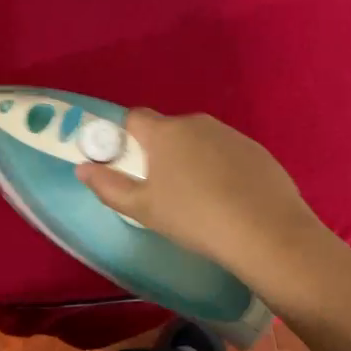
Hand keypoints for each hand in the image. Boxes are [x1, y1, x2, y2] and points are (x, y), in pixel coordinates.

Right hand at [75, 110, 328, 286]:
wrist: (268, 232)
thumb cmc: (195, 218)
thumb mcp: (144, 210)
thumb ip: (109, 185)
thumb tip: (82, 167)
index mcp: (164, 132)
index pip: (134, 118)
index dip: (126, 138)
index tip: (129, 166)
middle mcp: (196, 122)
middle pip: (168, 131)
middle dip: (161, 154)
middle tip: (163, 192)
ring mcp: (230, 134)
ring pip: (199, 142)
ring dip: (193, 162)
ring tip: (200, 202)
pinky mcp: (257, 150)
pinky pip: (228, 154)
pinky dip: (223, 171)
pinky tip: (230, 202)